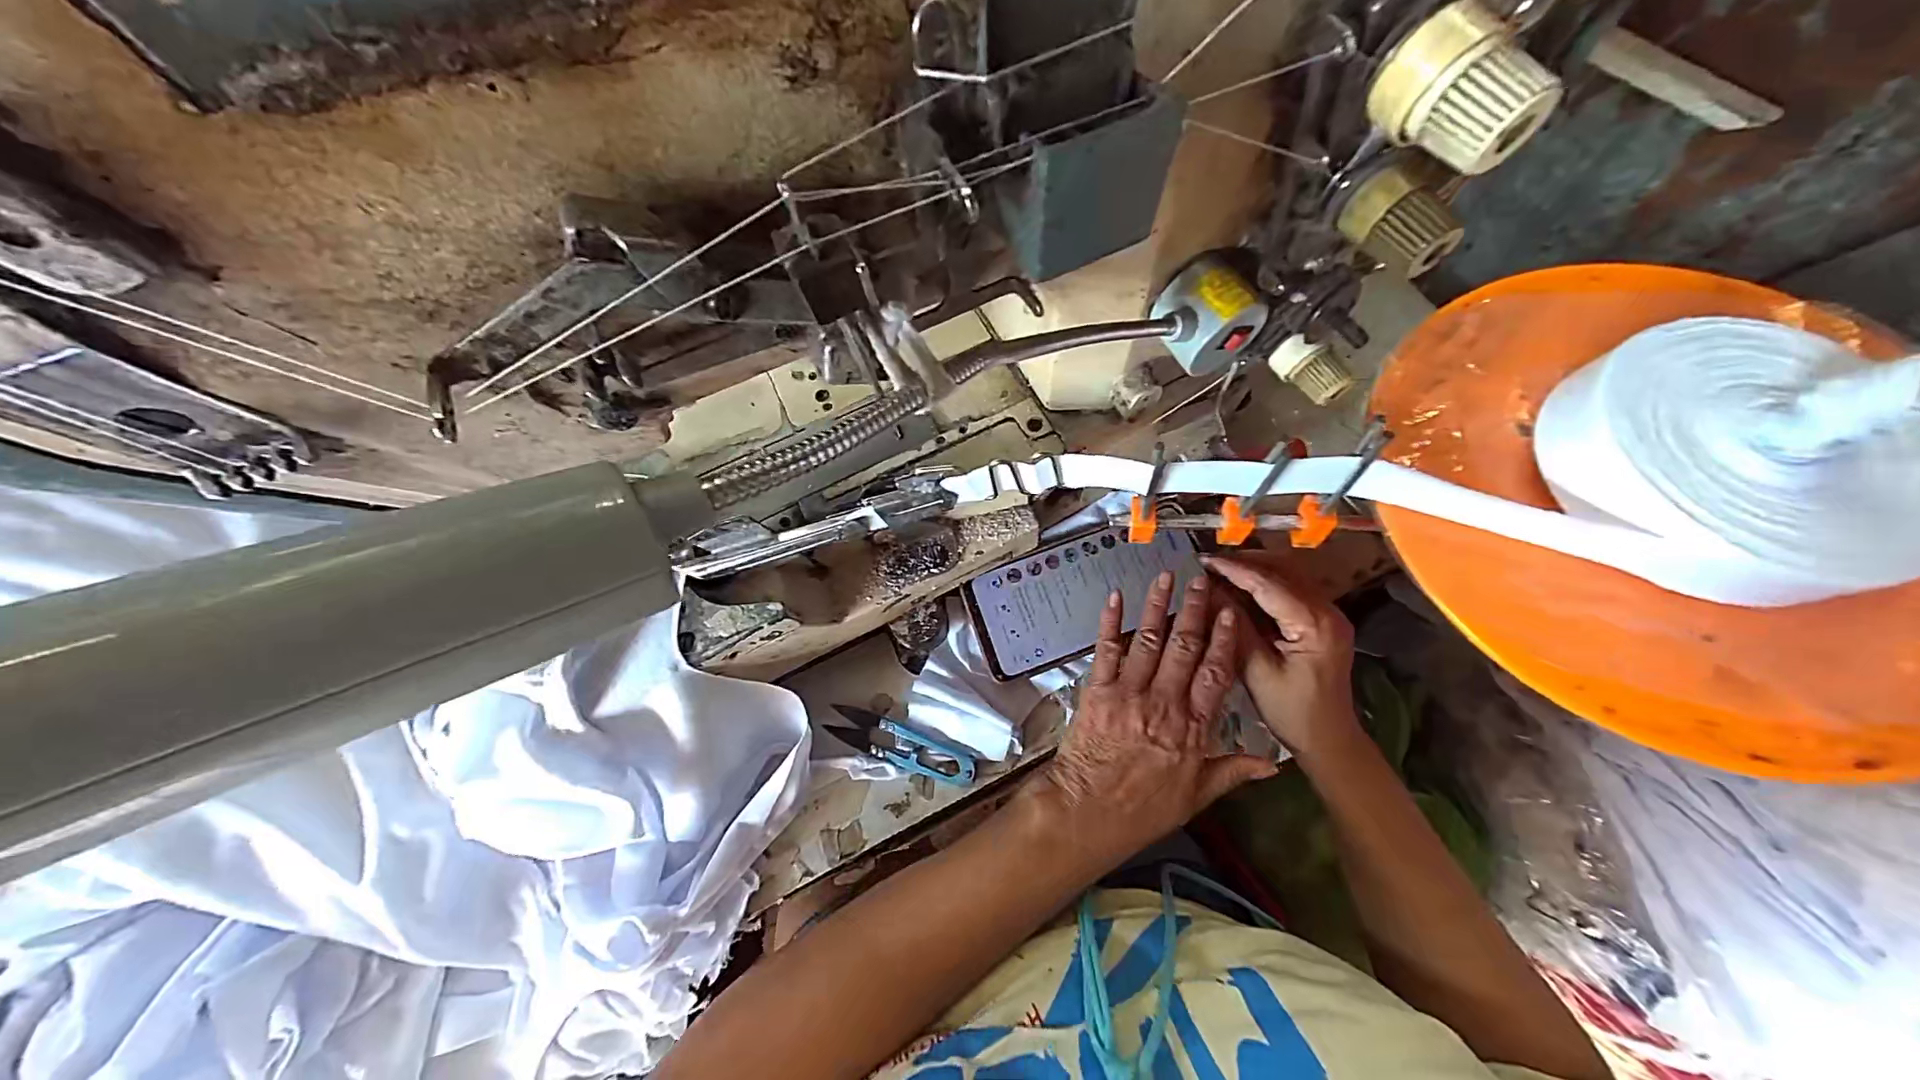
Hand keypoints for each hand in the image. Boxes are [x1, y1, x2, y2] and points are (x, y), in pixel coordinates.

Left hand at [1028, 570, 1278, 866]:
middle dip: (1194, 612)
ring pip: (1148, 641)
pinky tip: (1115, 598)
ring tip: (1166, 578)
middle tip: (1202, 583)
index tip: (1230, 613)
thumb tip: (1273, 765)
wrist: (1086, 813)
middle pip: (1184, 648)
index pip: (1214, 674)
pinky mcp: (1097, 691)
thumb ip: (1232, 772)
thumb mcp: (1195, 796)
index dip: (1223, 641)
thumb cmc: (1143, 809)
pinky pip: (1105, 651)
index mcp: (1191, 727)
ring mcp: (1127, 694)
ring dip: (1157, 606)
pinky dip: (1110, 623)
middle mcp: (1162, 703)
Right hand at [1201, 553, 1360, 758]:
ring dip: (1256, 569)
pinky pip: (1293, 589)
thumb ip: (1235, 628)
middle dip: (1245, 563)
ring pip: (1290, 575)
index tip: (1204, 562)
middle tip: (1209, 564)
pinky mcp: (1324, 620)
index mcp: (1313, 625)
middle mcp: (1327, 611)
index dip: (1234, 570)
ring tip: (1221, 571)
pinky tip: (1242, 588)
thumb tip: (1210, 593)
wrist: (1330, 738)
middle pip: (1283, 571)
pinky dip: (1266, 583)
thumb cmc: (1292, 712)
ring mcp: (1329, 614)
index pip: (1269, 584)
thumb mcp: (1256, 672)